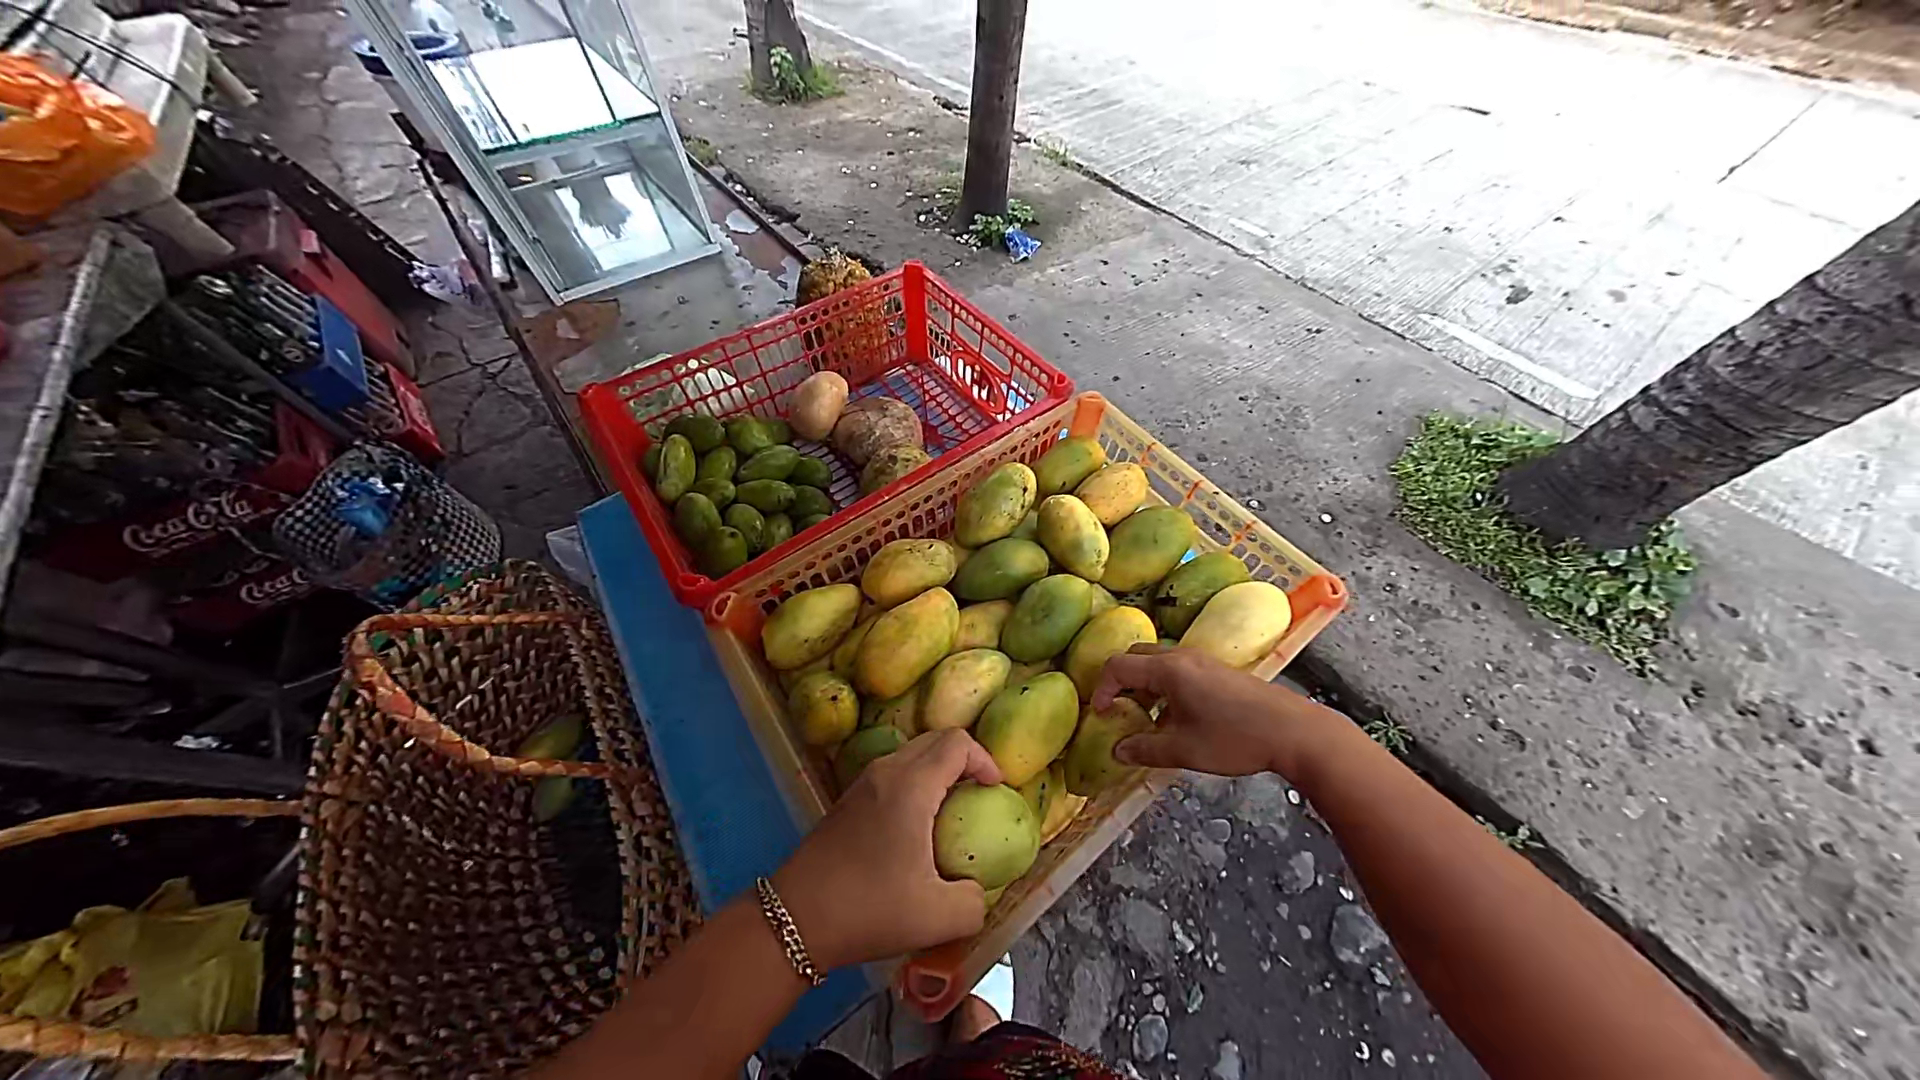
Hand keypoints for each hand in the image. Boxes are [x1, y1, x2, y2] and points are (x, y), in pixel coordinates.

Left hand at [773, 729, 1003, 969]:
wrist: (794, 918)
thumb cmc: (868, 909)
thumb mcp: (937, 918)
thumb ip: (974, 903)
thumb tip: (977, 892)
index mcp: (911, 785)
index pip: (957, 743)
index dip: (984, 759)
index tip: (996, 790)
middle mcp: (886, 771)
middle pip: (935, 739)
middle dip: (965, 759)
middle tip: (980, 796)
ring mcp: (863, 783)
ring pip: (911, 754)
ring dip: (938, 770)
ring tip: (952, 812)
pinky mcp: (848, 800)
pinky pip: (893, 773)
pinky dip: (916, 783)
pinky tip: (916, 828)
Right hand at [1093, 644, 1331, 777]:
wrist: (1296, 732)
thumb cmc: (1236, 738)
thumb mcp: (1184, 750)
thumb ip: (1145, 749)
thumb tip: (1117, 750)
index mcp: (1168, 670)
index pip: (1118, 666)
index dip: (1102, 688)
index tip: (1100, 713)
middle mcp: (1182, 657)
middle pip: (1136, 656)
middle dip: (1120, 680)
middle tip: (1118, 709)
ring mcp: (1203, 661)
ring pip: (1158, 662)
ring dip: (1143, 683)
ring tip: (1146, 716)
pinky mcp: (1219, 671)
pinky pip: (1178, 669)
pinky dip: (1164, 685)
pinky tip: (1177, 716)